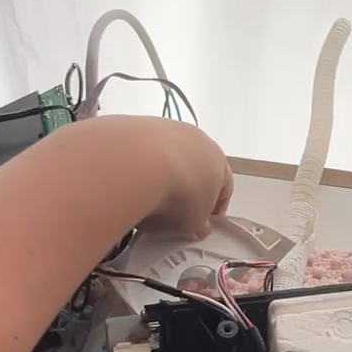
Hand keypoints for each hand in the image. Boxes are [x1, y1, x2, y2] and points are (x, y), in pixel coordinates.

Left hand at [62, 116, 233, 238]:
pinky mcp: (137, 124)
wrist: (136, 164)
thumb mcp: (193, 223)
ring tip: (144, 199)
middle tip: (171, 213)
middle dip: (186, 190)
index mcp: (220, 162)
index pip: (224, 189)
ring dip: (161, 176)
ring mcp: (166, 128)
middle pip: (195, 169)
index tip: (200, 226)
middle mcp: (197, 139)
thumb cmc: (177, 196)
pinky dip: (138, 167)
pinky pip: (142, 152)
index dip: (213, 210)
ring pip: (168, 157)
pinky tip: (127, 183)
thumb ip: (199, 224)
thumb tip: (198, 225)